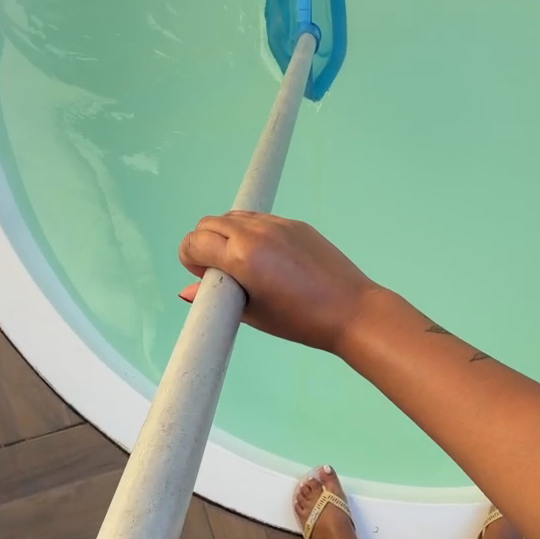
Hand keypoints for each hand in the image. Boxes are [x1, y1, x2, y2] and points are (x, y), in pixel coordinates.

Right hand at [177, 212, 382, 352]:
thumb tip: (187, 292)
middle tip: (222, 273)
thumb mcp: (254, 314)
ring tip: (246, 267)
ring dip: (228, 236)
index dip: (190, 261)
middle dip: (205, 245)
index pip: (194, 242)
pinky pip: (261, 220)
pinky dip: (253, 234)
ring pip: (234, 217)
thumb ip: (217, 298)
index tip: (204, 278)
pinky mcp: (296, 224)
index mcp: (242, 257)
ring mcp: (279, 224)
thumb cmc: (303, 321)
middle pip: (209, 223)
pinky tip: (269, 261)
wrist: (351, 311)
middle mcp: (257, 233)